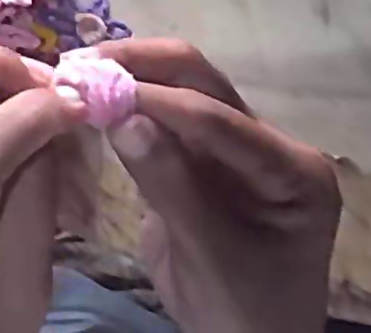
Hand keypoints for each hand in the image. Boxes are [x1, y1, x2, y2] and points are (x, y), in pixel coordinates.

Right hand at [96, 40, 339, 332]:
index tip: (96, 88)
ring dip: (126, 70)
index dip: (154, 99)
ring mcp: (232, 137)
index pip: (215, 116)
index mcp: (292, 168)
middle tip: (82, 63)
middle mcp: (265, 138)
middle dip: (138, 64)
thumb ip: (170, 184)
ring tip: (78, 68)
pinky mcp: (199, 144)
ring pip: (177, 80)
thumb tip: (121, 116)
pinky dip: (125, 94)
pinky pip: (161, 107)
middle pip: (198, 77)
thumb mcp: (208, 259)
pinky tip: (93, 89)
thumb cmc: (242, 314)